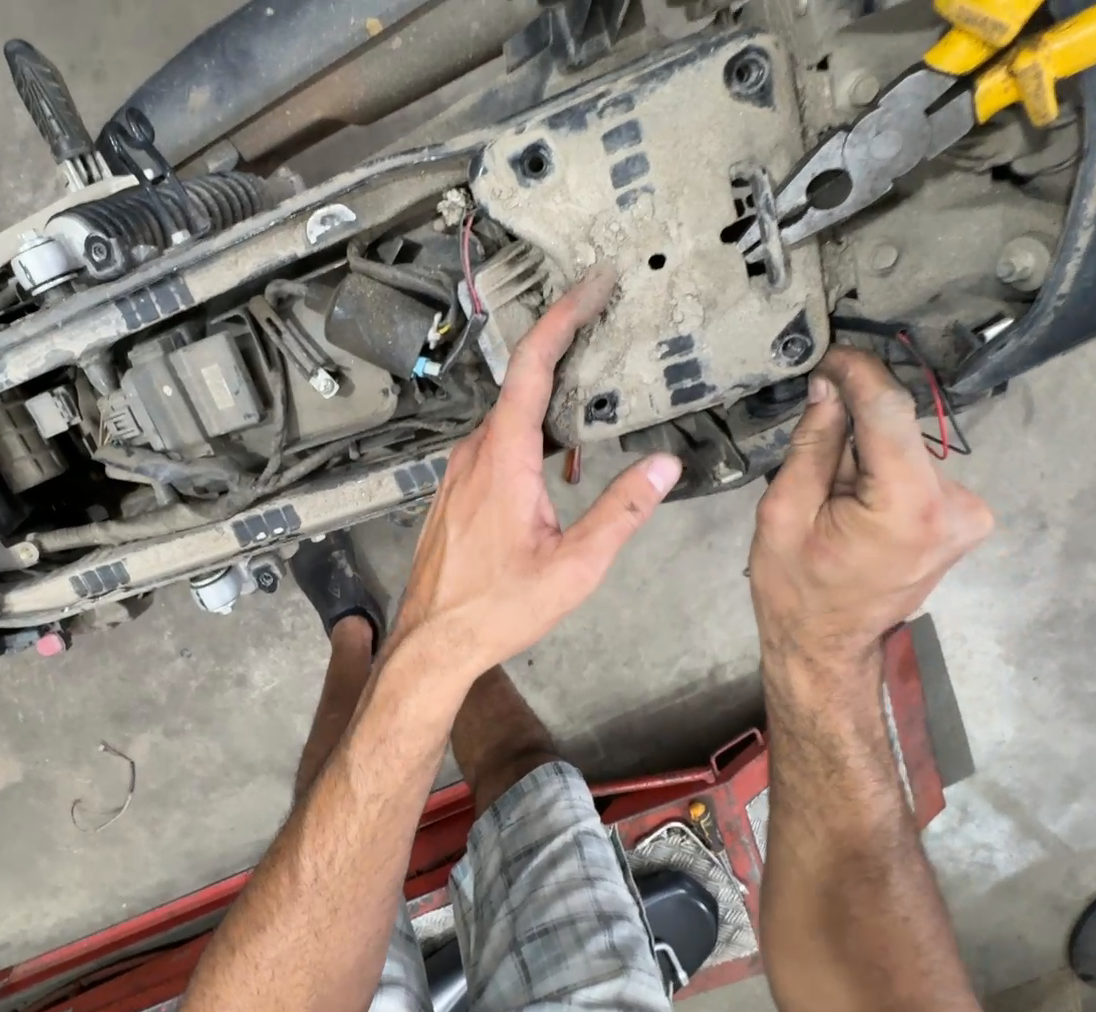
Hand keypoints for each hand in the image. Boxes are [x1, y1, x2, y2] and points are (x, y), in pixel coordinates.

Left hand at [391, 269, 682, 678]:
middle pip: (519, 385)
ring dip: (545, 399)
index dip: (561, 318)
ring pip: (506, 418)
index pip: (531, 368)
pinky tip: (550, 453)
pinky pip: (492, 445)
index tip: (589, 287)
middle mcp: (473, 455)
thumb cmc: (495, 608)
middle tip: (603, 325)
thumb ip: (620, 511)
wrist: (431, 640)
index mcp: (502, 459)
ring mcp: (457, 472)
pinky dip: (525, 431)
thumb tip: (663, 467)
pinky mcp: (453, 491)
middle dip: (562, 351)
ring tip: (588, 390)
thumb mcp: (574, 566)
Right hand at [750, 347, 992, 681]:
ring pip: (902, 454)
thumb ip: (813, 447)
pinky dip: (878, 477)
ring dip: (862, 460)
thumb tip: (829, 390)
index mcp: (910, 506)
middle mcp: (958, 503)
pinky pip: (913, 474)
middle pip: (893, 436)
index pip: (889, 413)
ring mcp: (970, 513)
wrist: (826, 645)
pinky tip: (852, 509)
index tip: (830, 353)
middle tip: (808, 473)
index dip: (858, 375)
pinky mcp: (966, 518)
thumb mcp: (783, 514)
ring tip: (828, 503)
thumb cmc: (795, 588)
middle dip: (848, 437)